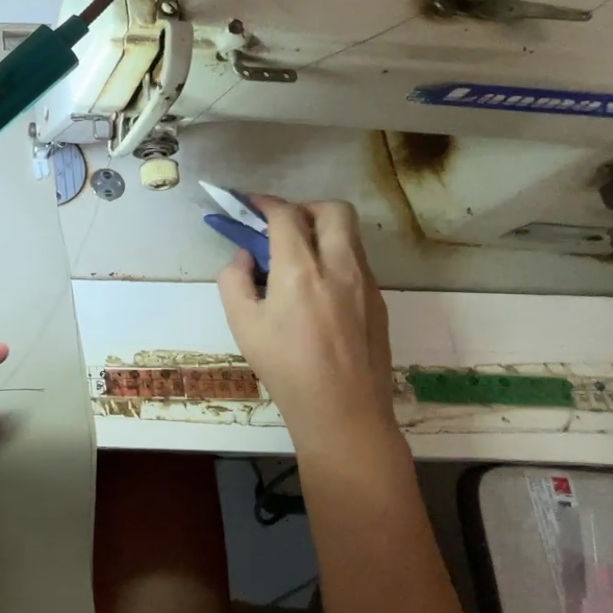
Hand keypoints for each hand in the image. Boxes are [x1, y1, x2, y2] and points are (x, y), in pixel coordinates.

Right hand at [217, 196, 396, 451]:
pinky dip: (334, 258)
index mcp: (301, 270)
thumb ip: (234, 280)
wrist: (343, 410)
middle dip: (304, 207)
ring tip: (296, 255)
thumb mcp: (241, 322)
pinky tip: (315, 288)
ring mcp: (366, 284)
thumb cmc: (285, 366)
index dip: (266, 203)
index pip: (286, 215)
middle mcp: (340, 267)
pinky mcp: (378, 303)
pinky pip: (356, 263)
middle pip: (334, 211)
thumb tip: (246, 258)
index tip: (249, 204)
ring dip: (322, 231)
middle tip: (282, 224)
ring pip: (350, 236)